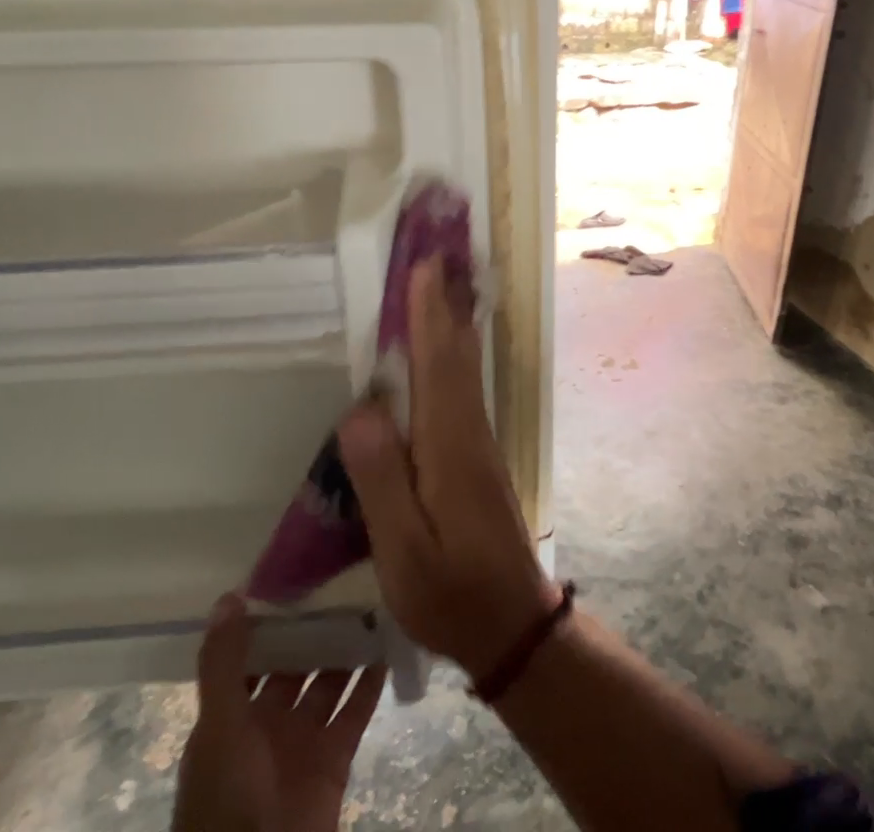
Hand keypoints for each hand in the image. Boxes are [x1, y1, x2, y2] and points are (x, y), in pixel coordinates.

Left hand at [173, 595, 385, 831]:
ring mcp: (303, 740)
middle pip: (295, 666)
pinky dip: (370, 686)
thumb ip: (223, 664)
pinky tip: (386, 652)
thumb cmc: (226, 796)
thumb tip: (230, 597)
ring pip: (328, 685)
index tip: (293, 580)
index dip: (269, 623)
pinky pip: (355, 713)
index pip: (250, 656)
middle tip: (342, 586)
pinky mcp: (335, 759)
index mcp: (230, 713)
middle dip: (314, 633)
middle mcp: (267, 722)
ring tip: (371, 609)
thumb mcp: (218, 725)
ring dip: (346, 653)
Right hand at [338, 256, 560, 679]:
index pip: (438, 366)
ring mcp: (478, 446)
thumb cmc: (452, 593)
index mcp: (450, 449)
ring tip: (438, 281)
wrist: (511, 624)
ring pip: (463, 369)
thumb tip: (362, 410)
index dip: (429, 314)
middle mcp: (470, 434)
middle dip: (445, 302)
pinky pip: (461, 390)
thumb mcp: (404, 550)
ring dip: (450, 321)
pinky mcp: (476, 459)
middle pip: (457, 355)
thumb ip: (383, 480)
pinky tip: (442, 350)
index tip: (425, 264)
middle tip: (436, 249)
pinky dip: (451, 356)